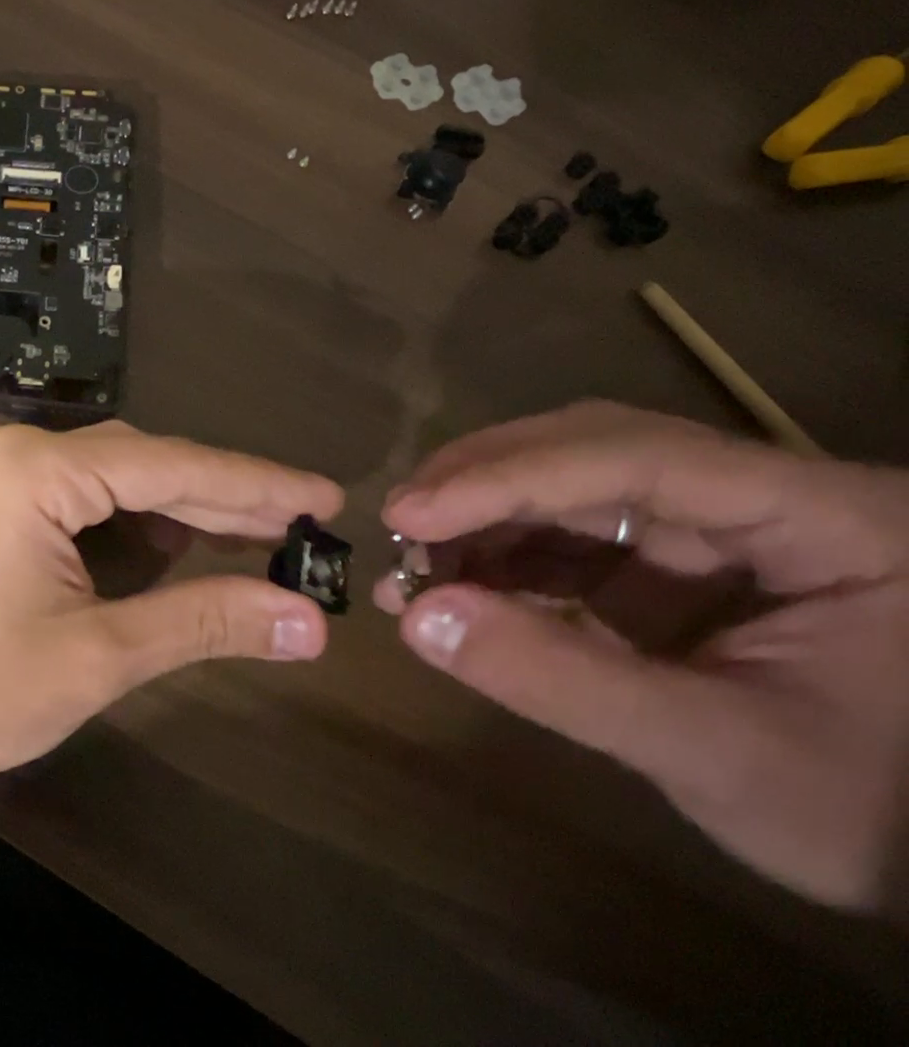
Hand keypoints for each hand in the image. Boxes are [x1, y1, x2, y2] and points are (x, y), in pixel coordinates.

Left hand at [0, 420, 342, 807]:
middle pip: (139, 465)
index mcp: (32, 471)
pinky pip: (71, 500)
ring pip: (107, 481)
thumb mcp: (98, 656)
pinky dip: (124, 526)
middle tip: (304, 529)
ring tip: (255, 544)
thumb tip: (310, 621)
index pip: (170, 466)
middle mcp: (8, 451)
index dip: (256, 485)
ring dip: (175, 513)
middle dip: (220, 500)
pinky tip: (171, 550)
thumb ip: (205, 621)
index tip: (329, 497)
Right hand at [382, 401, 908, 909]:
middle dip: (488, 483)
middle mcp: (773, 497)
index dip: (512, 479)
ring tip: (409, 567)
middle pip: (603, 450)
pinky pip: (579, 543)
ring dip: (486, 522)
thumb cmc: (864, 810)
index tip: (408, 515)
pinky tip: (452, 589)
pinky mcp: (685, 568)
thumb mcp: (711, 751)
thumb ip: (562, 679)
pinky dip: (506, 561)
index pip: (644, 459)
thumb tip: (416, 617)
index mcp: (829, 517)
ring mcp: (727, 530)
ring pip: (580, 489)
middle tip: (397, 524)